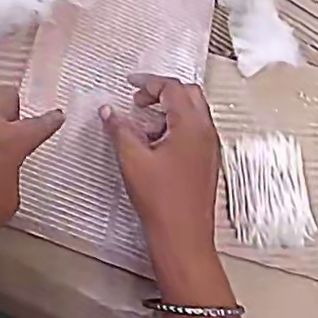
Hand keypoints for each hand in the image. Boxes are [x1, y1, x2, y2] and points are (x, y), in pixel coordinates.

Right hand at [101, 74, 220, 254]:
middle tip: (136, 100)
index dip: (149, 81)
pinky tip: (151, 145)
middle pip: (188, 94)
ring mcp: (209, 148)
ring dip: (166, 110)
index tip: (130, 83)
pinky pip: (192, 131)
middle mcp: (206, 133)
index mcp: (192, 126)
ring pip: (191, 113)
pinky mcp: (206, 161)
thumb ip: (119, 129)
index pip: (173, 88)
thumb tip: (108, 112)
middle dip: (160, 91)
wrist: (183, 236)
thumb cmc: (162, 200)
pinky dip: (172, 126)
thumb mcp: (132, 159)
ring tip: (140, 126)